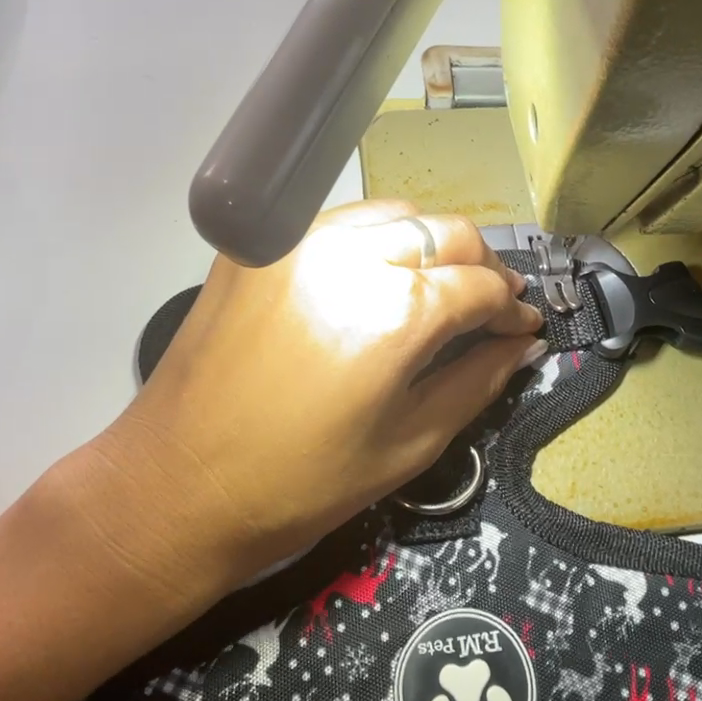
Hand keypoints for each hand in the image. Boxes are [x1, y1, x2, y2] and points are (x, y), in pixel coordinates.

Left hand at [91, 200, 542, 584]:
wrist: (179, 485)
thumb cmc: (301, 485)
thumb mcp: (408, 445)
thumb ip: (477, 382)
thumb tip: (522, 343)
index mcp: (395, 312)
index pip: (479, 285)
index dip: (511, 307)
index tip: (523, 326)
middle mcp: (349, 255)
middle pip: (444, 231)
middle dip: (480, 265)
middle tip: (491, 305)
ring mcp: (297, 240)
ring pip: (394, 215)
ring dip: (430, 244)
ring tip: (441, 285)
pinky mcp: (259, 244)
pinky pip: (338, 222)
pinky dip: (376, 239)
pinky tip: (380, 274)